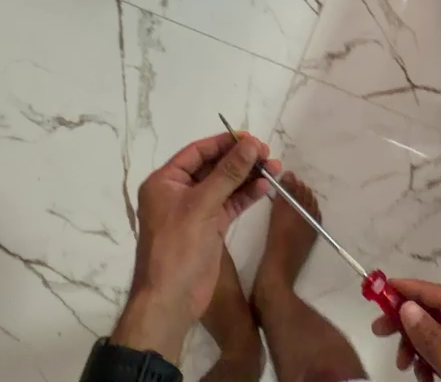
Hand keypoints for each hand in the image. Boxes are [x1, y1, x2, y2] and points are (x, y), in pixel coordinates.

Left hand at [112, 132, 280, 363]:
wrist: (171, 302)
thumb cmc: (177, 247)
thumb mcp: (202, 205)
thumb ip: (229, 172)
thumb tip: (251, 143)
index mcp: (166, 181)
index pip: (198, 152)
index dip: (225, 143)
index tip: (252, 139)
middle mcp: (179, 192)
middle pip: (214, 167)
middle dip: (241, 160)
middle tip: (267, 154)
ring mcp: (195, 211)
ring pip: (225, 185)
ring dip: (248, 177)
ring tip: (274, 168)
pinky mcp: (209, 227)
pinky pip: (230, 204)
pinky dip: (246, 196)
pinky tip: (265, 188)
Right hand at [371, 278, 440, 381]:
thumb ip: (434, 342)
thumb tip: (407, 306)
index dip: (413, 289)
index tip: (383, 289)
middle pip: (437, 313)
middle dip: (407, 320)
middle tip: (379, 329)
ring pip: (436, 333)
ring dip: (415, 346)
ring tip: (403, 366)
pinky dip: (425, 361)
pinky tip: (421, 376)